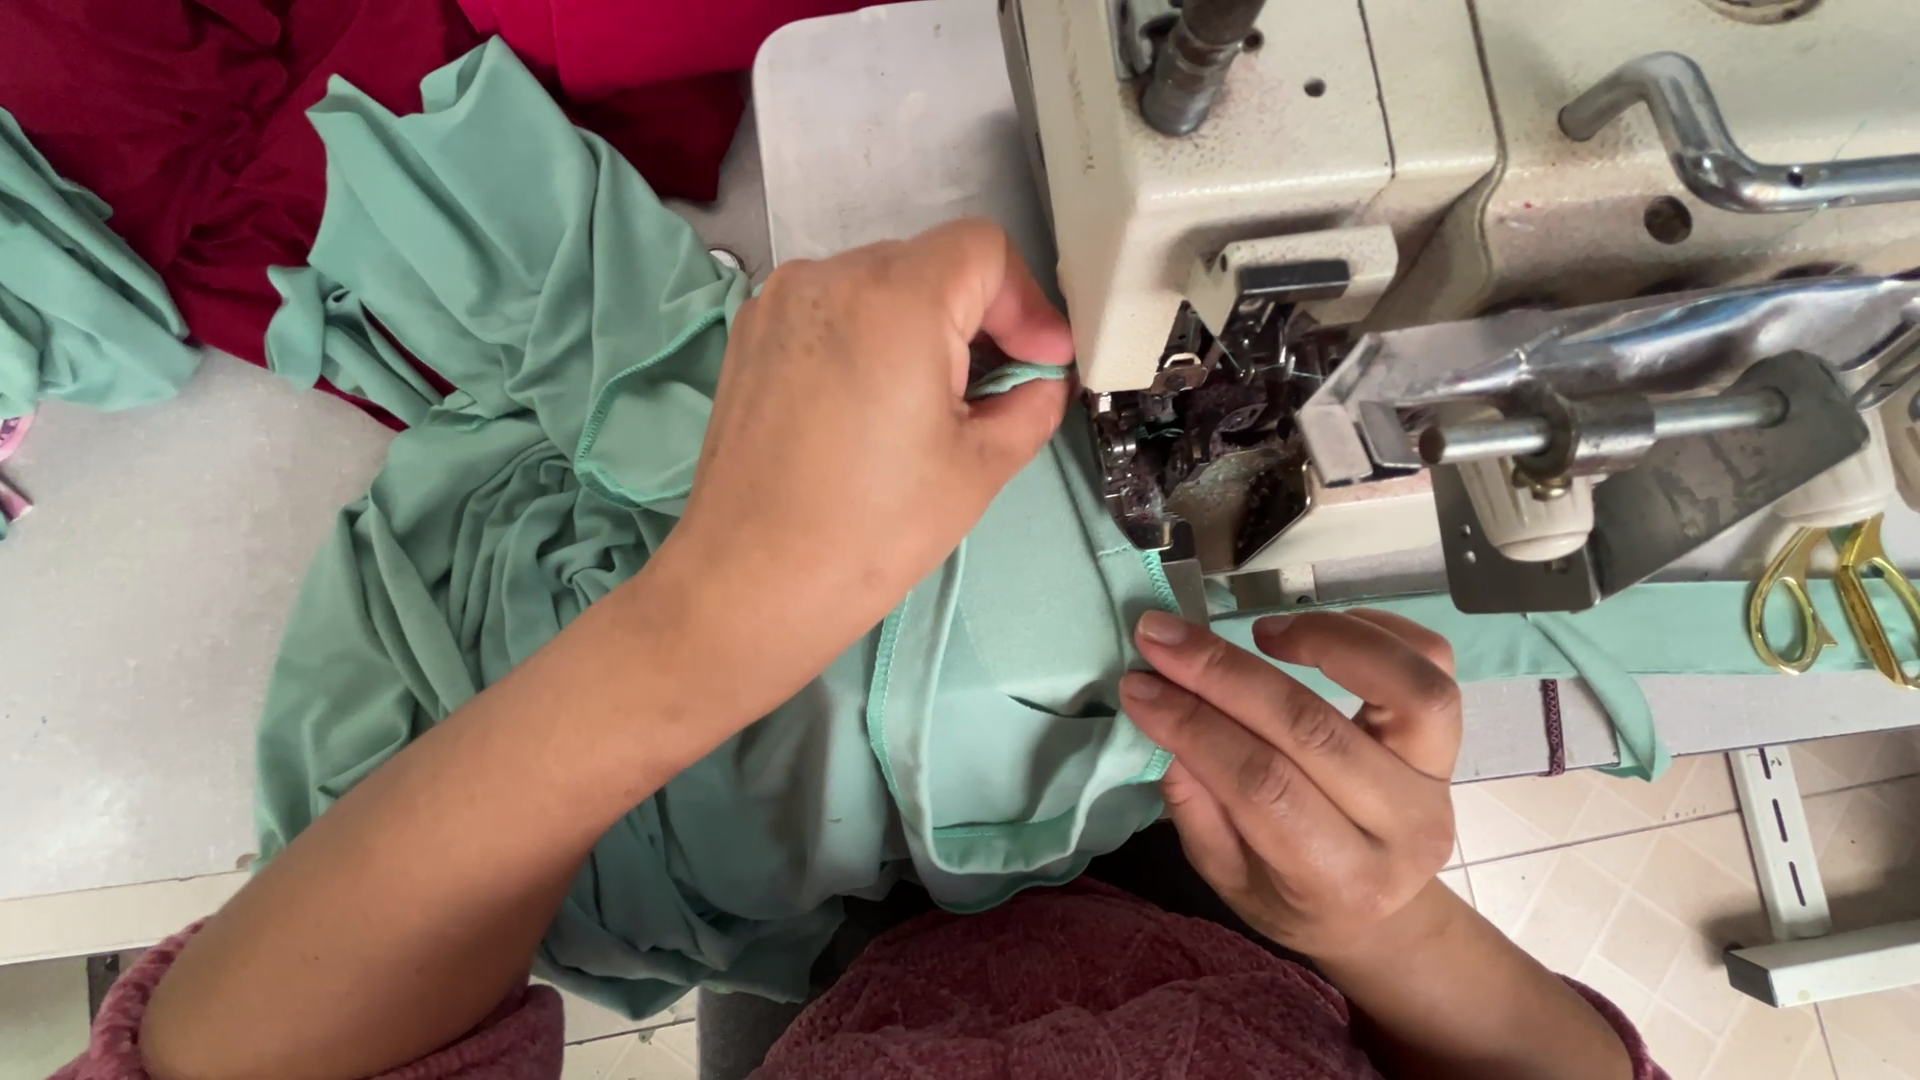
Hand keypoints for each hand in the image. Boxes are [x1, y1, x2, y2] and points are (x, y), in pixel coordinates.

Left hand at [653, 220, 1071, 677]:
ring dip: (925, 330)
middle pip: (931, 265)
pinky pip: (833, 313)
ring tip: (931, 406)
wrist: (751, 585)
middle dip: (978, 320)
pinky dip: (872, 340)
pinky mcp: (750, 337)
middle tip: (994, 393)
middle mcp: (827, 275)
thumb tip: (1040, 380)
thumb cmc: (876, 530)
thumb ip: (1032, 405)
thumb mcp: (980, 467)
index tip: (1040, 364)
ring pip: (880, 287)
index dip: (1026, 304)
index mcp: (895, 297)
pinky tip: (872, 407)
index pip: (984, 251)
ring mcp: (777, 302)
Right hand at [1119, 609, 1461, 961]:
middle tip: (1160, 635)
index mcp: (1340, 878)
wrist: (1380, 914)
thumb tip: (1160, 719)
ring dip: (1324, 639)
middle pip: (1311, 729)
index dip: (1191, 725)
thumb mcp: (1223, 872)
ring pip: (1408, 689)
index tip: (1136, 683)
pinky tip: (1314, 627)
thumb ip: (1194, 803)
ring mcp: (1437, 779)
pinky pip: (1435, 663)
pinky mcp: (1451, 740)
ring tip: (1260, 629)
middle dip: (1222, 672)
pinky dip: (1379, 627)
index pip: (1261, 783)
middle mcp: (1403, 829)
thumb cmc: (1288, 894)